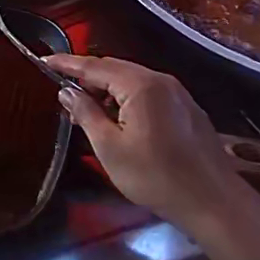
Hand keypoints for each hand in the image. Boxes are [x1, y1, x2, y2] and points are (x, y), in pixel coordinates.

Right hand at [48, 54, 246, 234]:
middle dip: (88, 78)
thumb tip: (67, 91)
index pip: (95, 66)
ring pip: (132, 81)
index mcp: (140, 84)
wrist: (212, 200)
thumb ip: (86, 114)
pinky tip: (119, 119)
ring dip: (108, 90)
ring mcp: (176, 92)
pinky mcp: (185, 107)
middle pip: (115, 69)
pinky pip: (148, 92)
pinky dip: (127, 99)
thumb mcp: (110, 149)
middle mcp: (160, 79)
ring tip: (87, 109)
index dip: (68, 63)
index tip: (46, 59)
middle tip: (64, 92)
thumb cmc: (156, 177)